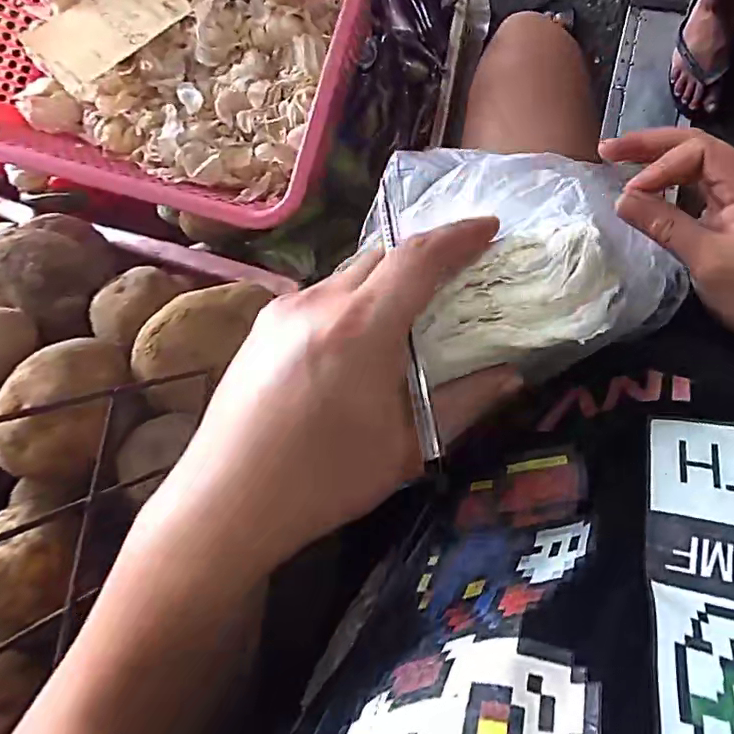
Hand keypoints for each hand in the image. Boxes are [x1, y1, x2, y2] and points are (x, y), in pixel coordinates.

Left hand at [149, 218, 521, 564]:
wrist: (220, 507)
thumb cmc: (323, 482)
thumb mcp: (407, 447)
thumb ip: (466, 402)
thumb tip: (513, 375)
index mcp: (361, 327)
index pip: (418, 257)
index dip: (458, 236)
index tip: (488, 226)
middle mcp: (321, 302)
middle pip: (385, 255)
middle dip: (428, 253)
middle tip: (461, 269)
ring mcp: (285, 309)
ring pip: (352, 270)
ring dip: (390, 275)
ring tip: (414, 303)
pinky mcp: (263, 324)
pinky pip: (325, 291)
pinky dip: (358, 294)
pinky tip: (362, 332)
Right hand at [602, 128, 733, 355]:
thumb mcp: (708, 261)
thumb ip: (664, 225)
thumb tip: (621, 199)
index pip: (698, 150)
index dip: (659, 164)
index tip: (631, 192)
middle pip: (696, 146)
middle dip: (651, 146)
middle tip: (608, 150)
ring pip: (698, 164)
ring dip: (660, 162)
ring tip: (620, 162)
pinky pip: (702, 186)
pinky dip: (673, 184)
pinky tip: (650, 190)